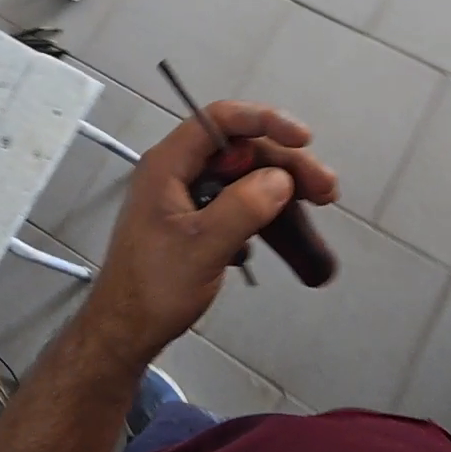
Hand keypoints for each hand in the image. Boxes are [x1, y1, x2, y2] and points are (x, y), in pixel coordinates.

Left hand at [75, 101, 338, 368]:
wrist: (124, 331)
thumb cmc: (156, 287)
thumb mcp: (204, 245)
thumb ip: (244, 207)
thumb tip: (281, 177)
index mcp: (168, 164)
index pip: (219, 120)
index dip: (264, 121)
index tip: (303, 139)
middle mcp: (176, 171)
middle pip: (239, 150)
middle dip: (284, 164)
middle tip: (327, 190)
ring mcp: (184, 196)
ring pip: (241, 178)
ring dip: (280, 190)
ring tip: (321, 205)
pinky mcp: (193, 221)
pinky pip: (234, 204)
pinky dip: (262, 214)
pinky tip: (281, 239)